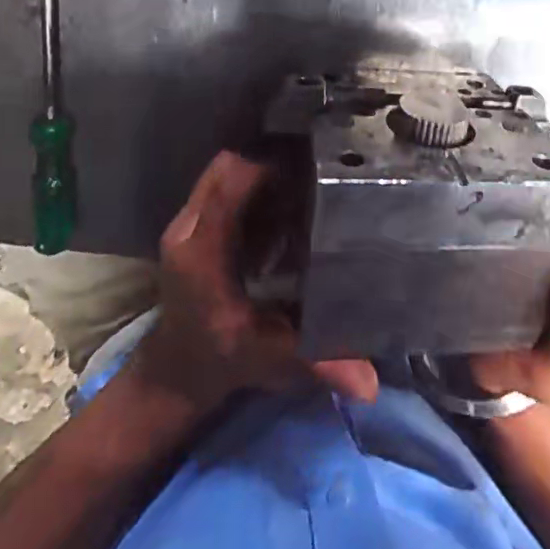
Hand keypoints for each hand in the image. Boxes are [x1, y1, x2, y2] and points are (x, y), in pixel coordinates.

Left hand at [131, 151, 378, 407]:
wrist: (178, 369)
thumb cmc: (222, 361)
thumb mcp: (269, 360)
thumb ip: (314, 362)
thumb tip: (370, 383)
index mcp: (201, 253)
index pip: (228, 185)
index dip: (267, 169)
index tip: (312, 170)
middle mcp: (188, 230)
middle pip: (225, 170)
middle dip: (271, 165)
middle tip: (317, 175)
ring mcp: (187, 225)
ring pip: (223, 174)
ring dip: (263, 173)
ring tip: (308, 183)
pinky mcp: (195, 226)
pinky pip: (222, 187)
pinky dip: (255, 186)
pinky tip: (289, 202)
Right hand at [469, 160, 549, 407]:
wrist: (478, 381)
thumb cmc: (527, 372)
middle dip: (545, 167)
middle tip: (497, 164)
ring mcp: (528, 239)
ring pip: (532, 188)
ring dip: (509, 173)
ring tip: (470, 168)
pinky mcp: (492, 238)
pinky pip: (495, 201)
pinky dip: (483, 188)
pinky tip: (454, 188)